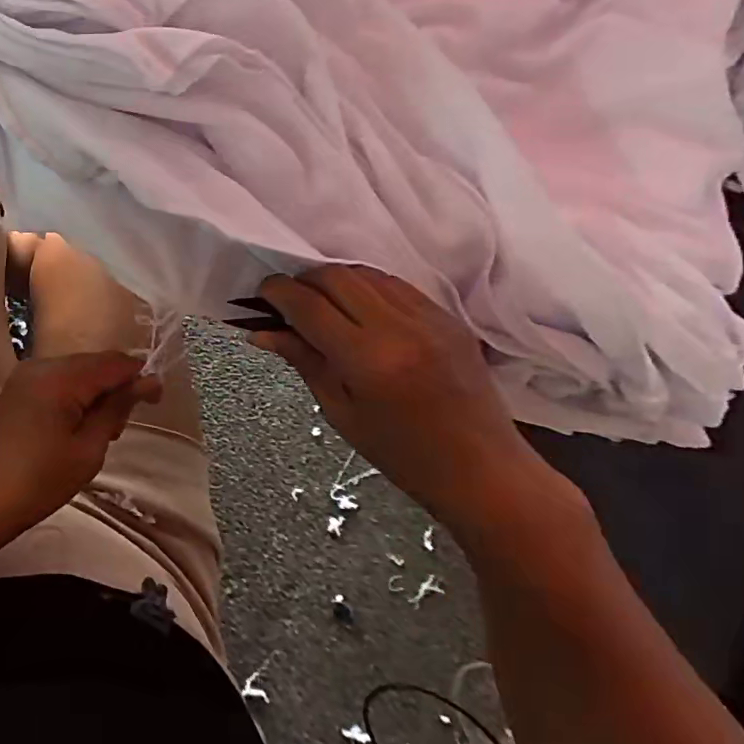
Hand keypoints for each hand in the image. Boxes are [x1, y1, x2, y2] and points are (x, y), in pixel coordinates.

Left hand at [0, 353, 163, 530]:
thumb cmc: (40, 480)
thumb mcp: (88, 449)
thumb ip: (117, 409)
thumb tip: (146, 382)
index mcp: (59, 377)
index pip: (112, 362)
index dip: (138, 377)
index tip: (157, 401)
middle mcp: (40, 365)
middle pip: (93, 363)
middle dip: (115, 388)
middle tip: (118, 430)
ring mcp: (24, 375)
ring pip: (75, 372)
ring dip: (94, 394)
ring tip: (96, 435)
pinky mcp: (16, 388)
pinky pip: (56, 381)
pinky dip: (74, 397)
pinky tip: (74, 427)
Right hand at [247, 265, 556, 527]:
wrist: (483, 469)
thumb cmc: (401, 452)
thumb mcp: (338, 410)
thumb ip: (302, 360)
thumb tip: (261, 332)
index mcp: (368, 359)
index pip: (309, 305)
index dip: (277, 292)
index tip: (260, 294)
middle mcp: (400, 328)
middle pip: (336, 277)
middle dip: (303, 281)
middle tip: (286, 300)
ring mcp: (430, 319)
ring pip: (367, 273)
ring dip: (334, 280)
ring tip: (319, 302)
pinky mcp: (449, 318)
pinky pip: (396, 285)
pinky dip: (366, 286)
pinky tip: (356, 307)